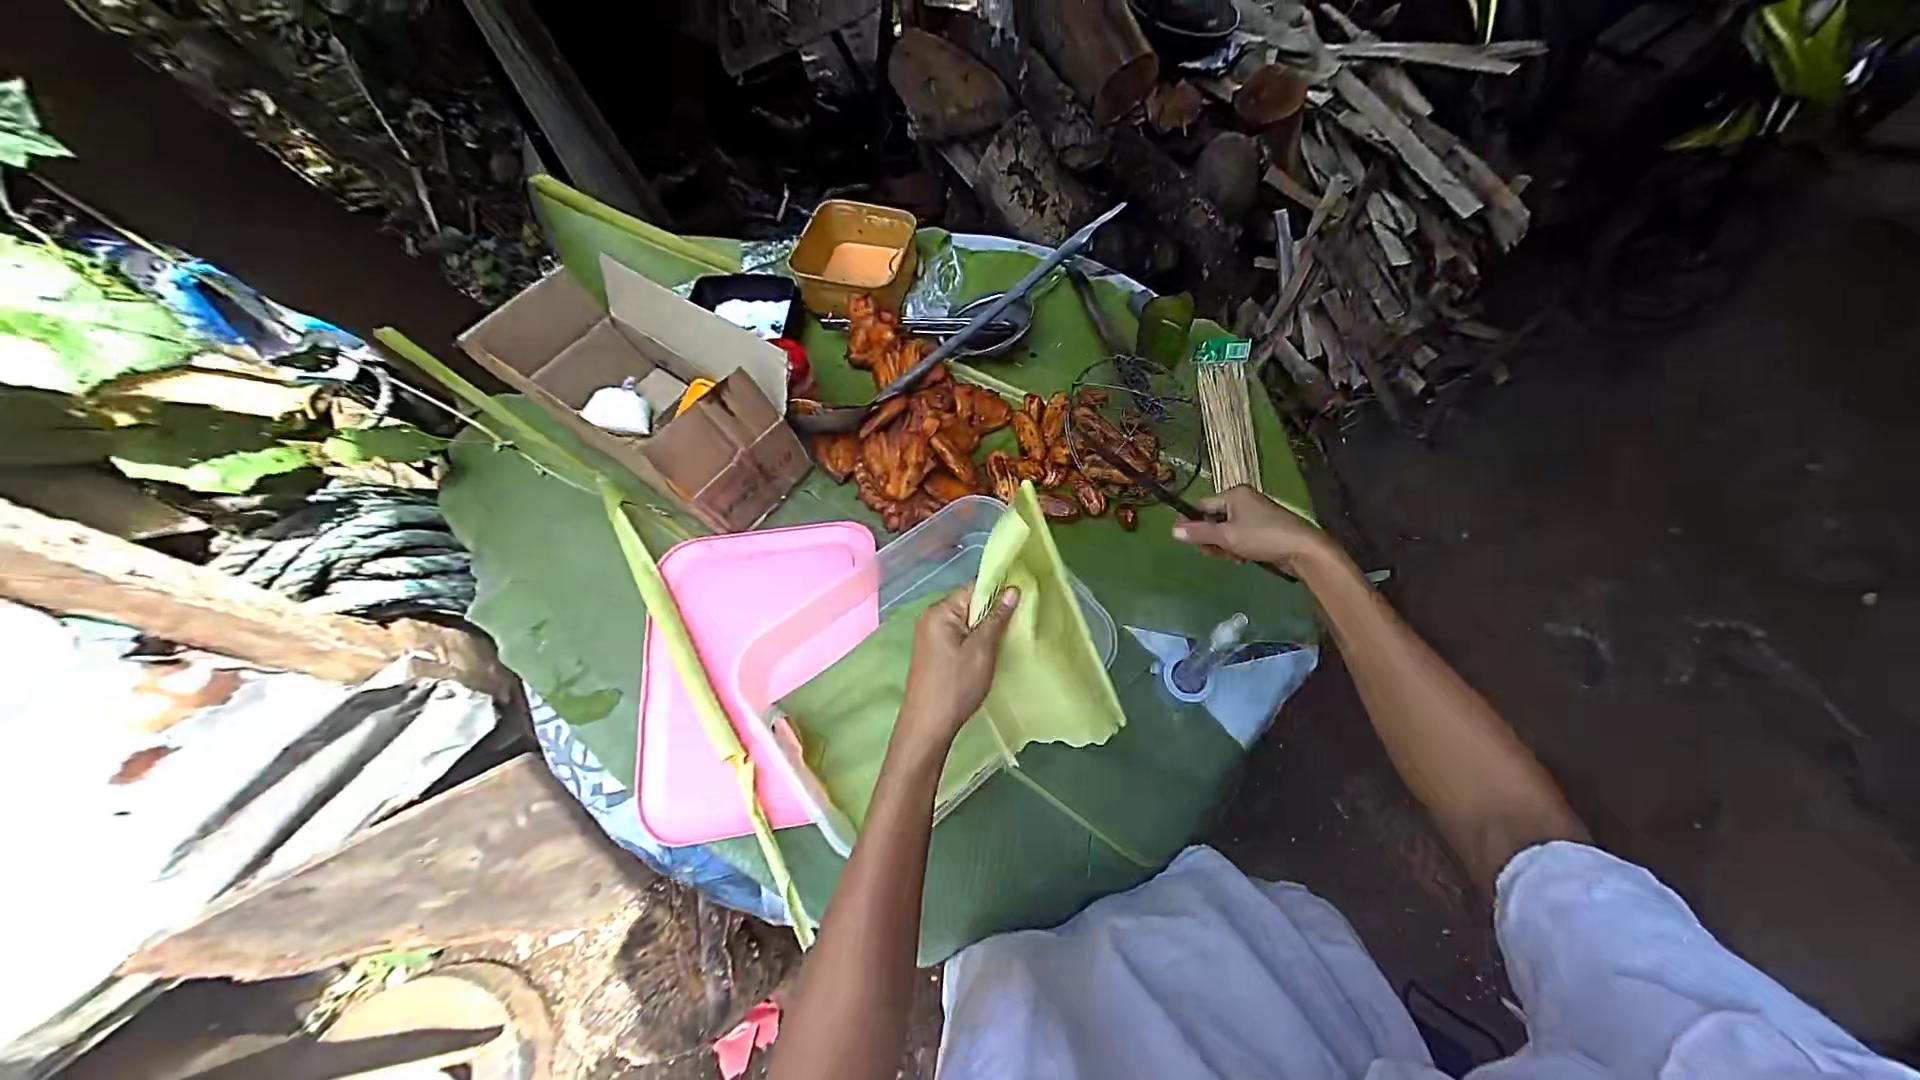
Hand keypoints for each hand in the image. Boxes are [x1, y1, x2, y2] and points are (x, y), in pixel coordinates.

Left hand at [897, 583, 1019, 750]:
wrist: (928, 725)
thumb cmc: (956, 685)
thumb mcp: (982, 650)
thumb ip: (996, 618)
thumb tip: (1012, 590)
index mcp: (940, 611)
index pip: (974, 587)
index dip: (998, 590)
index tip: (1022, 598)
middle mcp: (931, 617)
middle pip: (969, 603)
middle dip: (992, 610)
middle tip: (1018, 621)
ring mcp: (929, 635)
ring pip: (965, 620)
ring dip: (985, 627)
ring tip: (1007, 637)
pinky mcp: (933, 651)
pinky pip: (958, 635)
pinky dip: (974, 639)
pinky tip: (988, 651)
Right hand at [1171, 485, 1346, 577]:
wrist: (1302, 549)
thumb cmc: (1262, 537)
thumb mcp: (1226, 536)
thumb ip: (1198, 533)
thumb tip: (1172, 530)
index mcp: (1235, 494)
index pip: (1202, 506)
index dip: (1192, 523)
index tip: (1186, 539)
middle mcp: (1244, 500)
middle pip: (1214, 519)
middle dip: (1211, 538)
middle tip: (1211, 552)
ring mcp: (1255, 514)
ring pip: (1227, 530)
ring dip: (1224, 545)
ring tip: (1230, 556)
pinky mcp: (1264, 528)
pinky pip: (1240, 535)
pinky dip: (1237, 546)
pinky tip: (1241, 558)